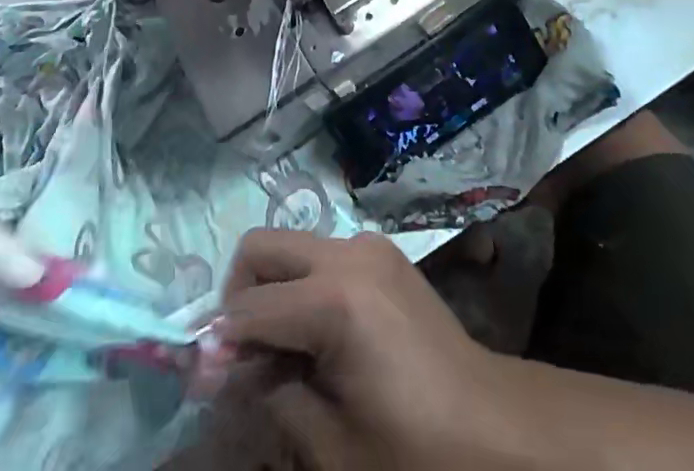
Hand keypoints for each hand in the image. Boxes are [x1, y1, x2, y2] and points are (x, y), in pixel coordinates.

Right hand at [217, 229, 510, 470]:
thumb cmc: (412, 447)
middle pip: (261, 249)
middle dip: (237, 297)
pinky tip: (316, 335)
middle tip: (241, 355)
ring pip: (291, 247)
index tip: (203, 385)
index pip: (245, 310)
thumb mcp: (327, 441)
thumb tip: (223, 366)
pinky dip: (303, 286)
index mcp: (335, 300)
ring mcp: (370, 247)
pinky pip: (323, 256)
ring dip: (272, 290)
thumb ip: (266, 393)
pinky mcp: (384, 254)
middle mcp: (349, 254)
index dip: (215, 349)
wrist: (490, 423)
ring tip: (280, 350)